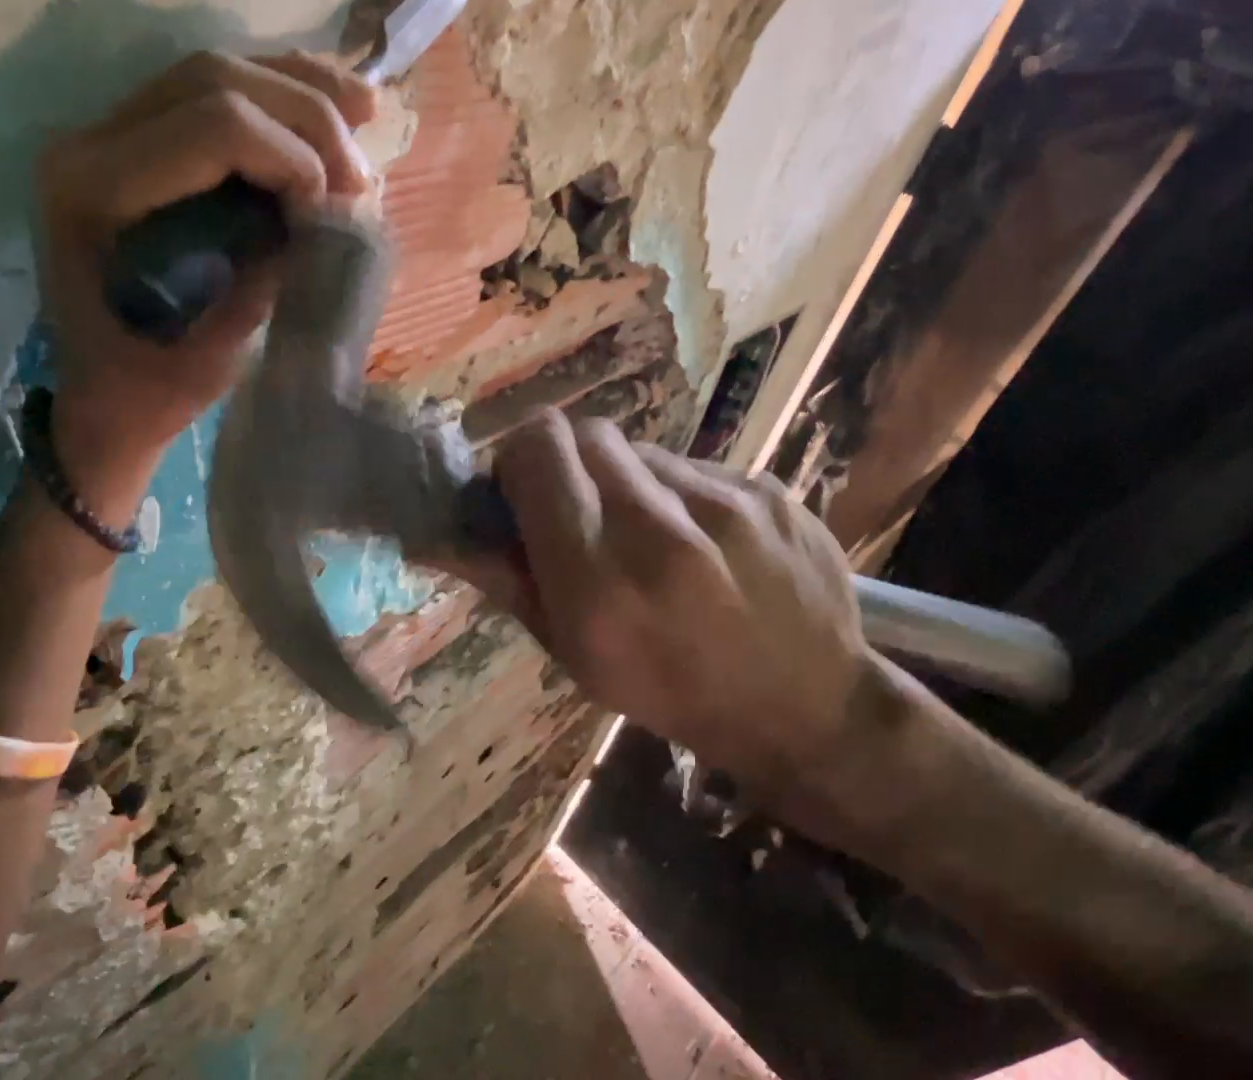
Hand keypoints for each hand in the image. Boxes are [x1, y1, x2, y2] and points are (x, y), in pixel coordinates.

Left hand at [35, 51, 376, 515]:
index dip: (294, 158)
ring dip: (301, 92)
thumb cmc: (146, 396)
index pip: (213, 128)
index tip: (337, 213)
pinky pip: (214, 95)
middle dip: (307, 119)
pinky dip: (280, 97)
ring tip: (366, 118)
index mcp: (93, 194)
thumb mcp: (211, 355)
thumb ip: (265, 280)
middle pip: (217, 80)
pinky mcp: (138, 147)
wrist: (101, 402)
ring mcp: (109, 137)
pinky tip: (336, 106)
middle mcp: (89, 144)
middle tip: (360, 181)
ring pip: (219, 72)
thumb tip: (332, 222)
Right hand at [448, 411, 870, 776]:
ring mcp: (726, 502)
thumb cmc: (674, 696)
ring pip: (641, 448)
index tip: (523, 494)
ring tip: (651, 536)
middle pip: (584, 432)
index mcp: (599, 583)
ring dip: (625, 480)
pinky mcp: (769, 489)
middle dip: (567, 463)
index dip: (518, 462)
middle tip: (579, 509)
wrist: (808, 710)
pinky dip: (680, 494)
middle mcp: (660, 530)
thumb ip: (509, 582)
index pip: (537, 451)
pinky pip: (697, 466)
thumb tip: (444, 530)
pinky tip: (704, 544)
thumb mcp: (577, 658)